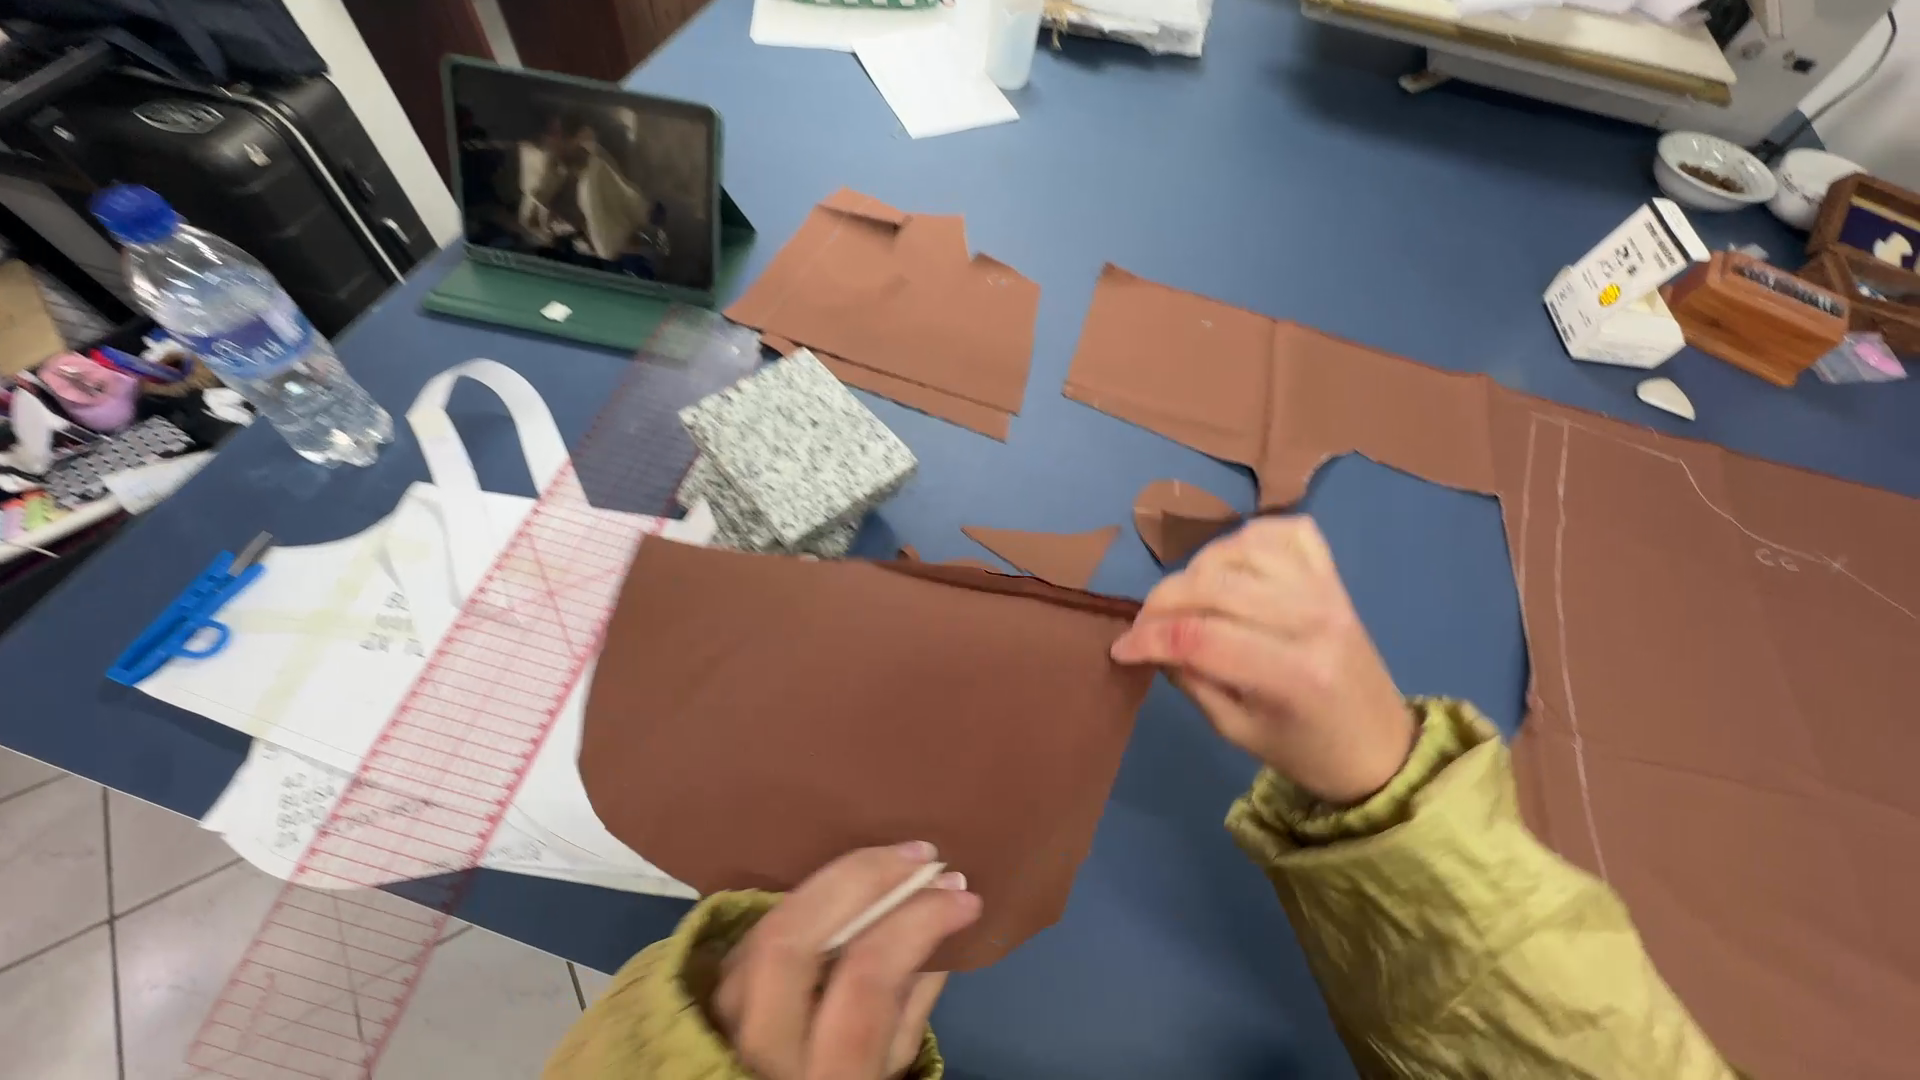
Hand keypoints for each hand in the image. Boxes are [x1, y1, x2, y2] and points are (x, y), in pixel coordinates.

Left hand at [713, 843, 980, 1079]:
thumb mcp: (890, 1066)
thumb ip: (914, 995)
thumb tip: (944, 907)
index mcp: (824, 1076)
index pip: (864, 979)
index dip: (915, 923)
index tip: (961, 896)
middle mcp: (760, 1044)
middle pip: (793, 938)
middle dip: (862, 879)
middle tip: (920, 854)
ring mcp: (726, 1010)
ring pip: (771, 920)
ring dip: (837, 875)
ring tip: (892, 855)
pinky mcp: (715, 984)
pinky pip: (763, 922)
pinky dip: (813, 892)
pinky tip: (851, 877)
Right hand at [1110, 516, 1415, 803]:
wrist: (1380, 746)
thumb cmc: (1304, 749)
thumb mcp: (1235, 729)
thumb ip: (1190, 679)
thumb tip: (1152, 641)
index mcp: (1292, 673)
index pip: (1200, 637)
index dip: (1149, 638)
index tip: (1121, 649)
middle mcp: (1311, 619)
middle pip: (1214, 585)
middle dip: (1161, 602)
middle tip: (1145, 627)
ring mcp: (1325, 589)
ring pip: (1239, 548)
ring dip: (1197, 569)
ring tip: (1185, 599)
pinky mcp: (1332, 574)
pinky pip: (1281, 531)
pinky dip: (1244, 539)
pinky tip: (1228, 567)